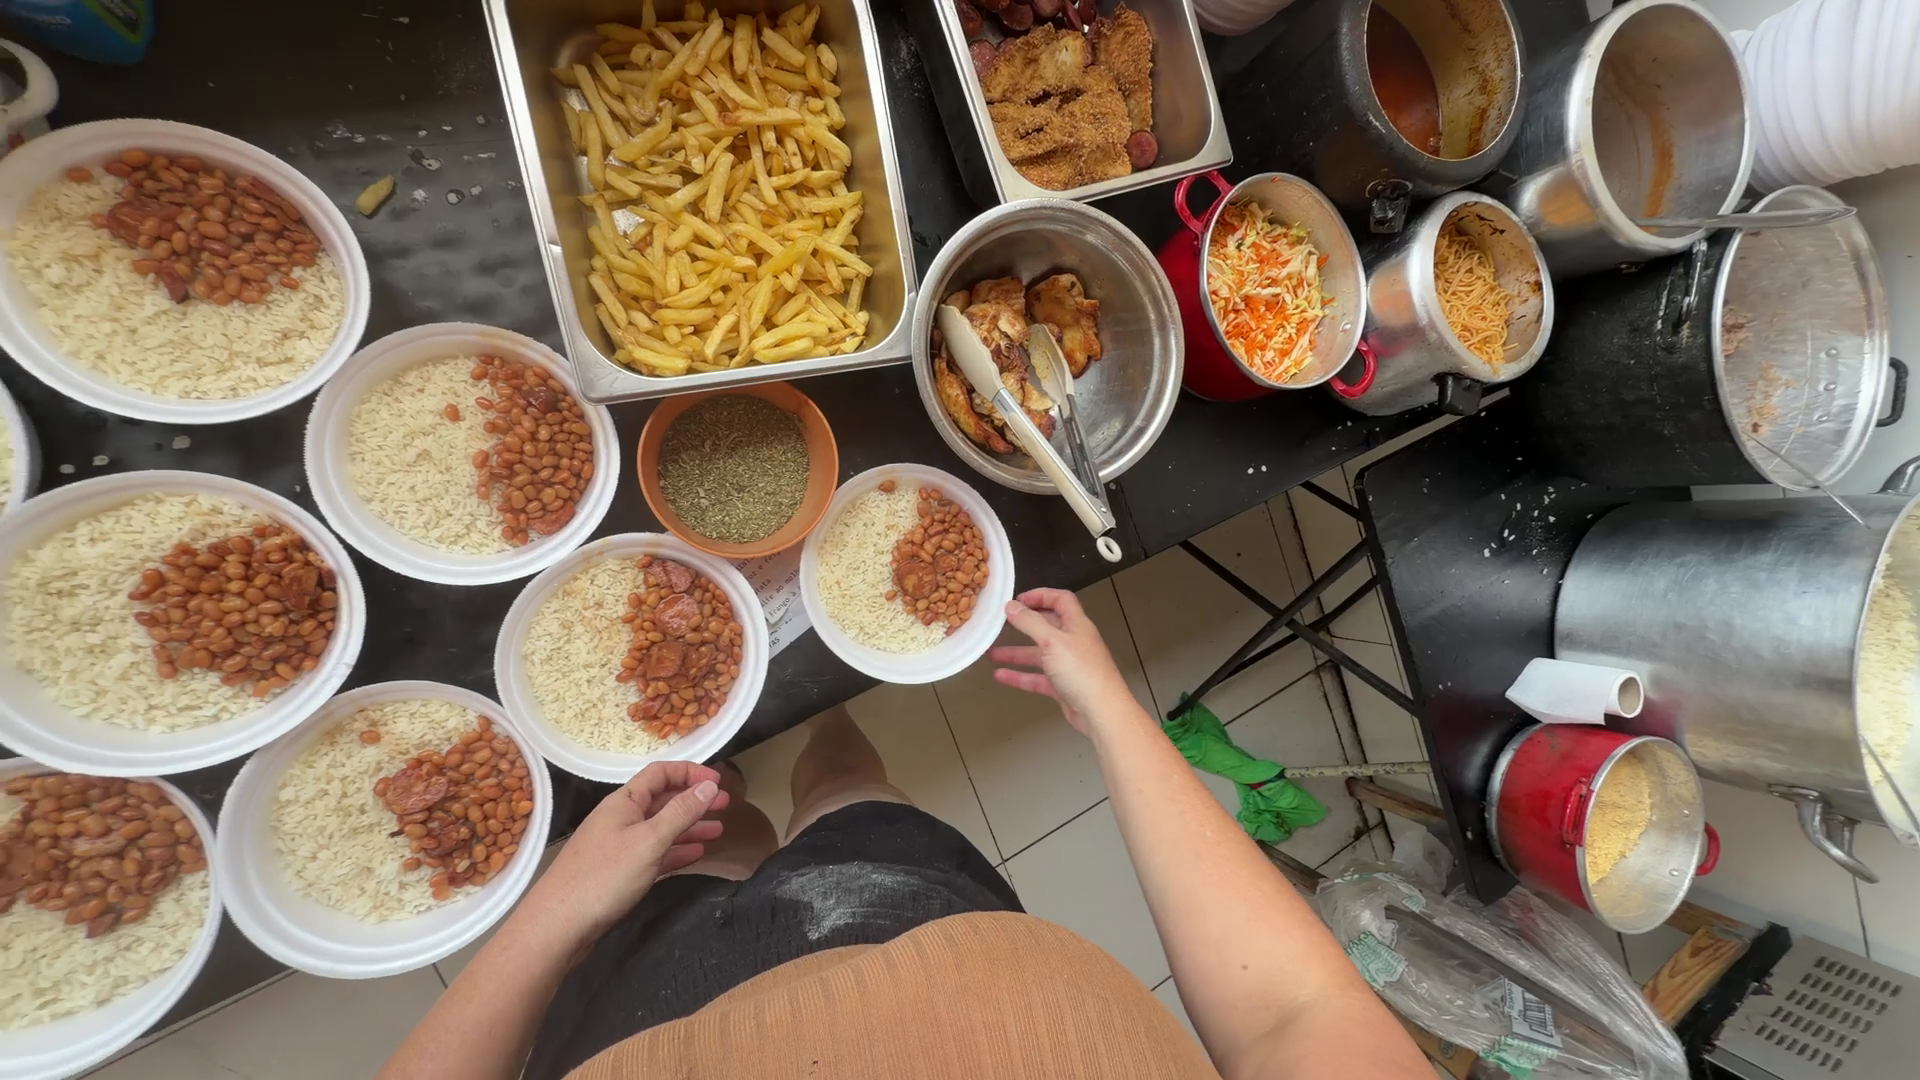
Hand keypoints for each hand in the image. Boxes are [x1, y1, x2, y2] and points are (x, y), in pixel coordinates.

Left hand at [513, 761, 725, 950]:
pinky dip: (676, 851)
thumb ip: (681, 812)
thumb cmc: (604, 877)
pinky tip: (696, 854)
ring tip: (719, 831)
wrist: (555, 929)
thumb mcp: (649, 840)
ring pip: (661, 828)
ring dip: (690, 827)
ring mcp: (619, 847)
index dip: (691, 772)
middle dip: (695, 800)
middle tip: (727, 805)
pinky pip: (654, 854)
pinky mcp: (619, 873)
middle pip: (663, 800)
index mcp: (624, 801)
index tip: (718, 783)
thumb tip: (709, 786)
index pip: (661, 773)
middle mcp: (621, 818)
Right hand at [990, 587, 1141, 734]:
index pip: (1061, 600)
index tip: (1018, 600)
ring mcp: (1067, 665)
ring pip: (1038, 654)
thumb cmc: (1081, 671)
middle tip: (1001, 624)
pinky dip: (1019, 676)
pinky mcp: (1062, 687)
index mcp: (1076, 624)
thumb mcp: (1052, 641)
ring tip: (990, 653)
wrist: (1101, 712)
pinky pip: (1037, 678)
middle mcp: (1073, 642)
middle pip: (1046, 626)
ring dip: (1016, 653)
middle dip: (1024, 625)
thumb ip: (1030, 623)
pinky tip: (1000, 676)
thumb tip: (1011, 606)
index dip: (1041, 595)